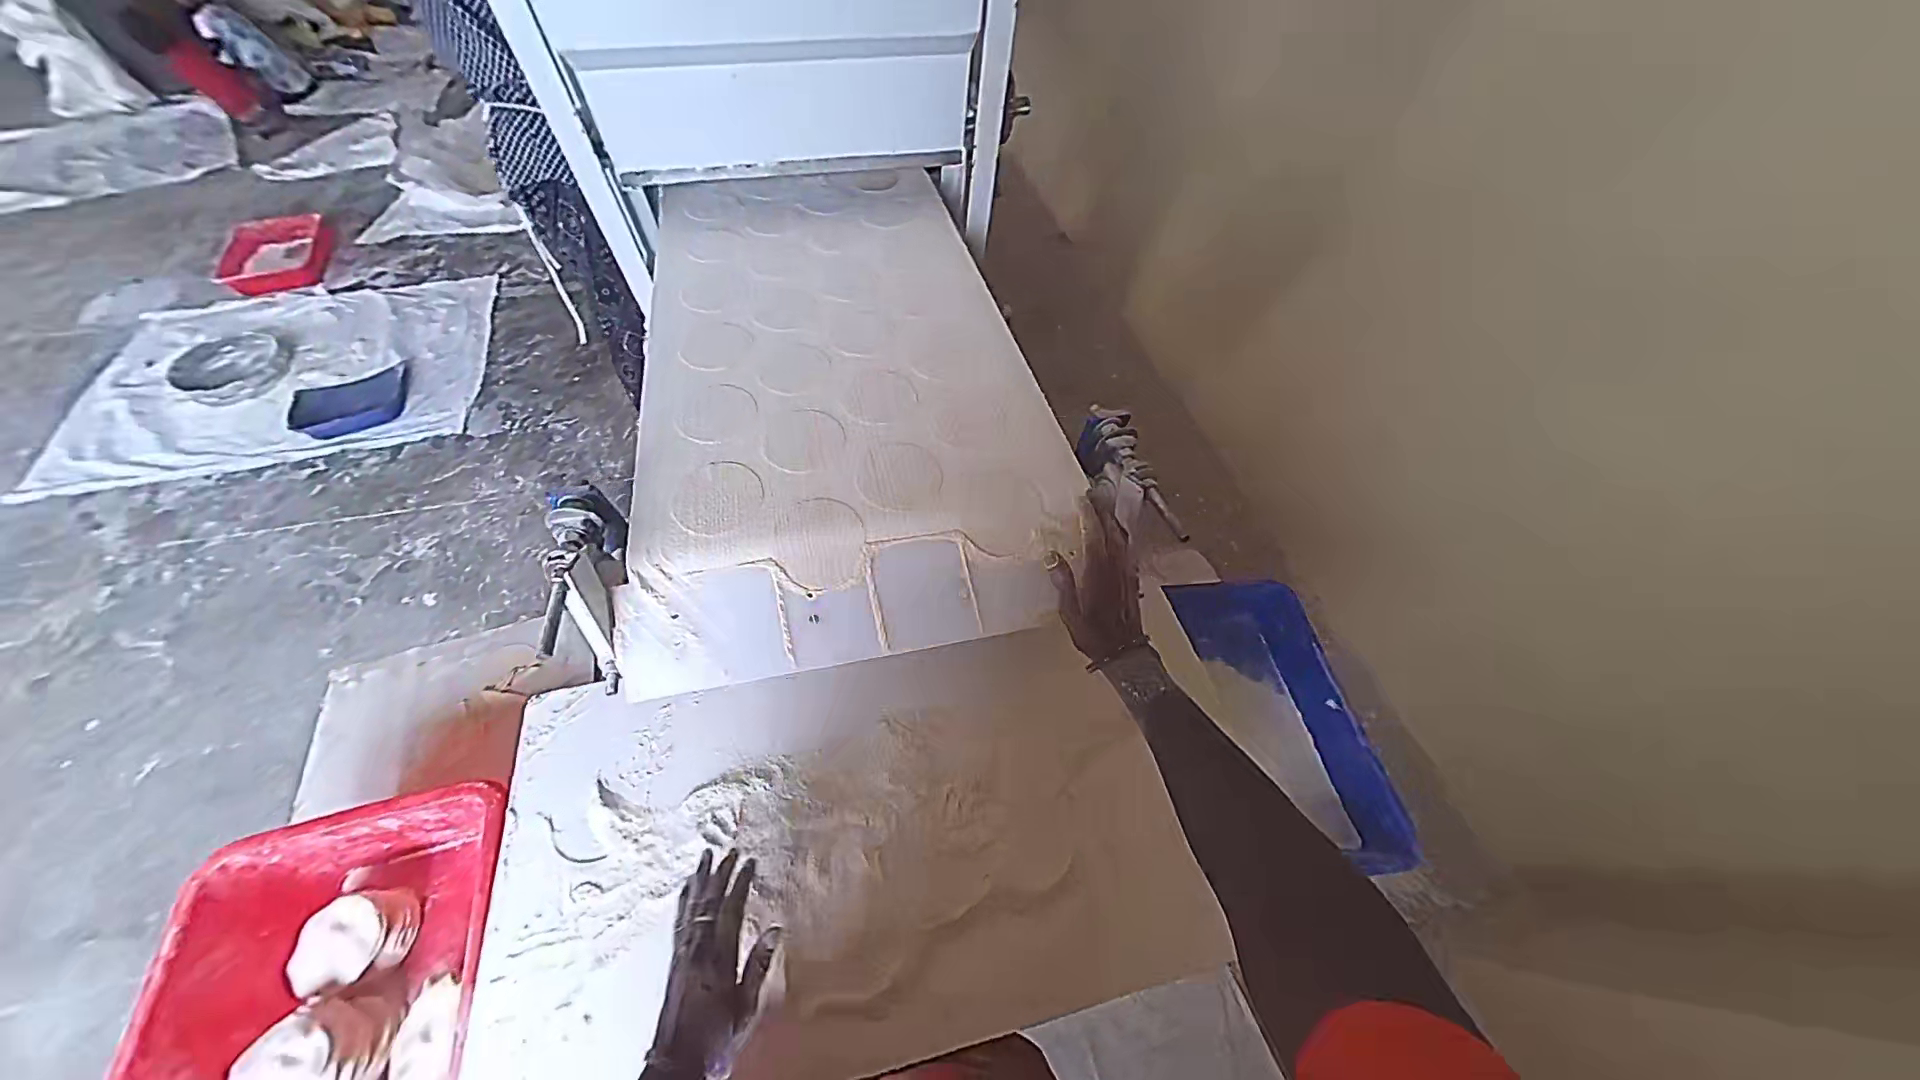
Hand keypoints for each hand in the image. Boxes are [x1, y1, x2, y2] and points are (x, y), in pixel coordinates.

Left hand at [644, 850, 780, 1079]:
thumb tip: (776, 928)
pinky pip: (679, 922)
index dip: (740, 884)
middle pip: (709, 904)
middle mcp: (697, 951)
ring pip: (691, 908)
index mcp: (718, 960)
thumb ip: (759, 966)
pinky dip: (684, 901)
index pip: (731, 911)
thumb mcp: (746, 1007)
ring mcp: (682, 955)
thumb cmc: (717, 1039)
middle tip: (729, 851)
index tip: (750, 861)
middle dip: (720, 875)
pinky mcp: (673, 962)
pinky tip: (687, 889)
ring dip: (700, 881)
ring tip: (704, 856)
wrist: (675, 1065)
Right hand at [1047, 480, 1151, 668]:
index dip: (1092, 515)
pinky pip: (1128, 550)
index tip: (1085, 499)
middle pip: (1114, 532)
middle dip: (1106, 511)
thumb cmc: (1093, 634)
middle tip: (1096, 495)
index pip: (1097, 536)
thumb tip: (1052, 557)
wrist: (1124, 651)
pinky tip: (1116, 535)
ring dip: (1115, 521)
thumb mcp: (1070, 612)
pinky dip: (1122, 536)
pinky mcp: (1133, 579)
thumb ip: (1064, 583)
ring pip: (1124, 539)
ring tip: (1105, 508)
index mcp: (1099, 573)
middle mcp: (1117, 568)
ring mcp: (1128, 572)